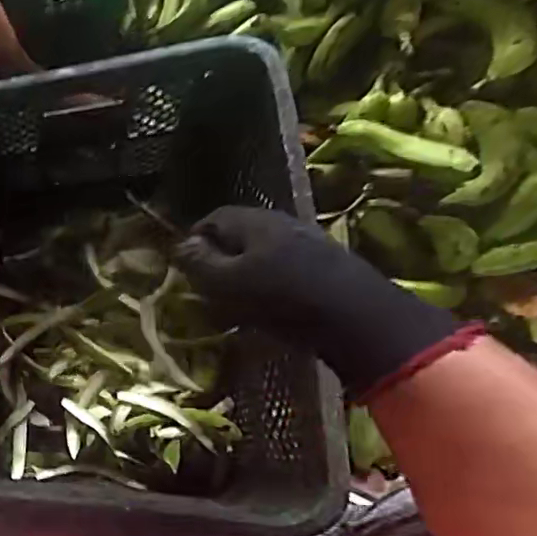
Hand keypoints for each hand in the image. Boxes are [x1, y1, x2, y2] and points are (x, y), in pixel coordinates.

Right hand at [174, 206, 468, 398]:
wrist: (357, 317)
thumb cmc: (280, 297)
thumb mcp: (227, 282)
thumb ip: (199, 262)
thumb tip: (179, 245)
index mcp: (254, 222)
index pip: (213, 218)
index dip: (194, 239)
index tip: (184, 267)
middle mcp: (282, 223)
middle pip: (240, 234)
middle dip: (220, 257)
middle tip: (206, 286)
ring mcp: (308, 242)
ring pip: (263, 251)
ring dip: (245, 271)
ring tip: (235, 300)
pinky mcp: (326, 265)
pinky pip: (285, 267)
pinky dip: (269, 282)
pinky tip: (268, 306)